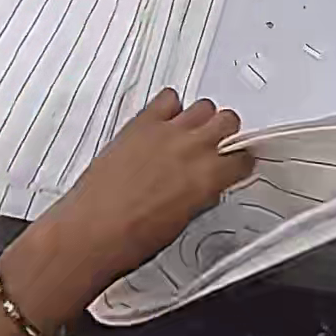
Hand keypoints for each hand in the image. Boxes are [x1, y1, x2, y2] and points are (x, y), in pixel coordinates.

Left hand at [0, 89, 250, 329]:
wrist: (92, 232)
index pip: (242, 158)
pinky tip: (164, 120)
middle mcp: (194, 148)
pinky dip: (170, 106)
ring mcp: (168, 130)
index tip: (235, 164)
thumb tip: (205, 187)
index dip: (239, 162)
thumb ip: (200, 195)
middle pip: (229, 120)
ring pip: (204, 106)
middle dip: (226, 132)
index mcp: (209, 178)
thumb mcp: (182, 221)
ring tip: (189, 131)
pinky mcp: (143, 122)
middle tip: (215, 143)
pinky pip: (168, 97)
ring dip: (201, 118)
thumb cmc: (133, 238)